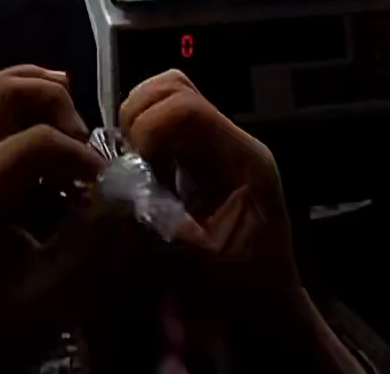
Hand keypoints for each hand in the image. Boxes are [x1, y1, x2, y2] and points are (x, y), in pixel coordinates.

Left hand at [0, 65, 102, 373]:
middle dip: (53, 101)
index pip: (37, 140)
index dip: (80, 153)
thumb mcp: (54, 292)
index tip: (103, 182)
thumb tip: (120, 195)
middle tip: (82, 137)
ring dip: (26, 80)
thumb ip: (91, 240)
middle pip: (6, 93)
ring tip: (64, 89)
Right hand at [121, 72, 363, 372]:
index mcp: (246, 159)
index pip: (189, 107)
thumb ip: (165, 224)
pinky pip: (160, 116)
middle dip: (138, 114)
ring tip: (136, 160)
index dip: (151, 125)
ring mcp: (215, 138)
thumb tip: (123, 189)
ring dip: (136, 119)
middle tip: (131, 157)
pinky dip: (140, 131)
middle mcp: (232, 137)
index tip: (138, 164)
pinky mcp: (198, 145)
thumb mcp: (207, 266)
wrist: (267, 303)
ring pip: (163, 93)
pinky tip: (142, 165)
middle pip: (174, 86)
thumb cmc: (245, 287)